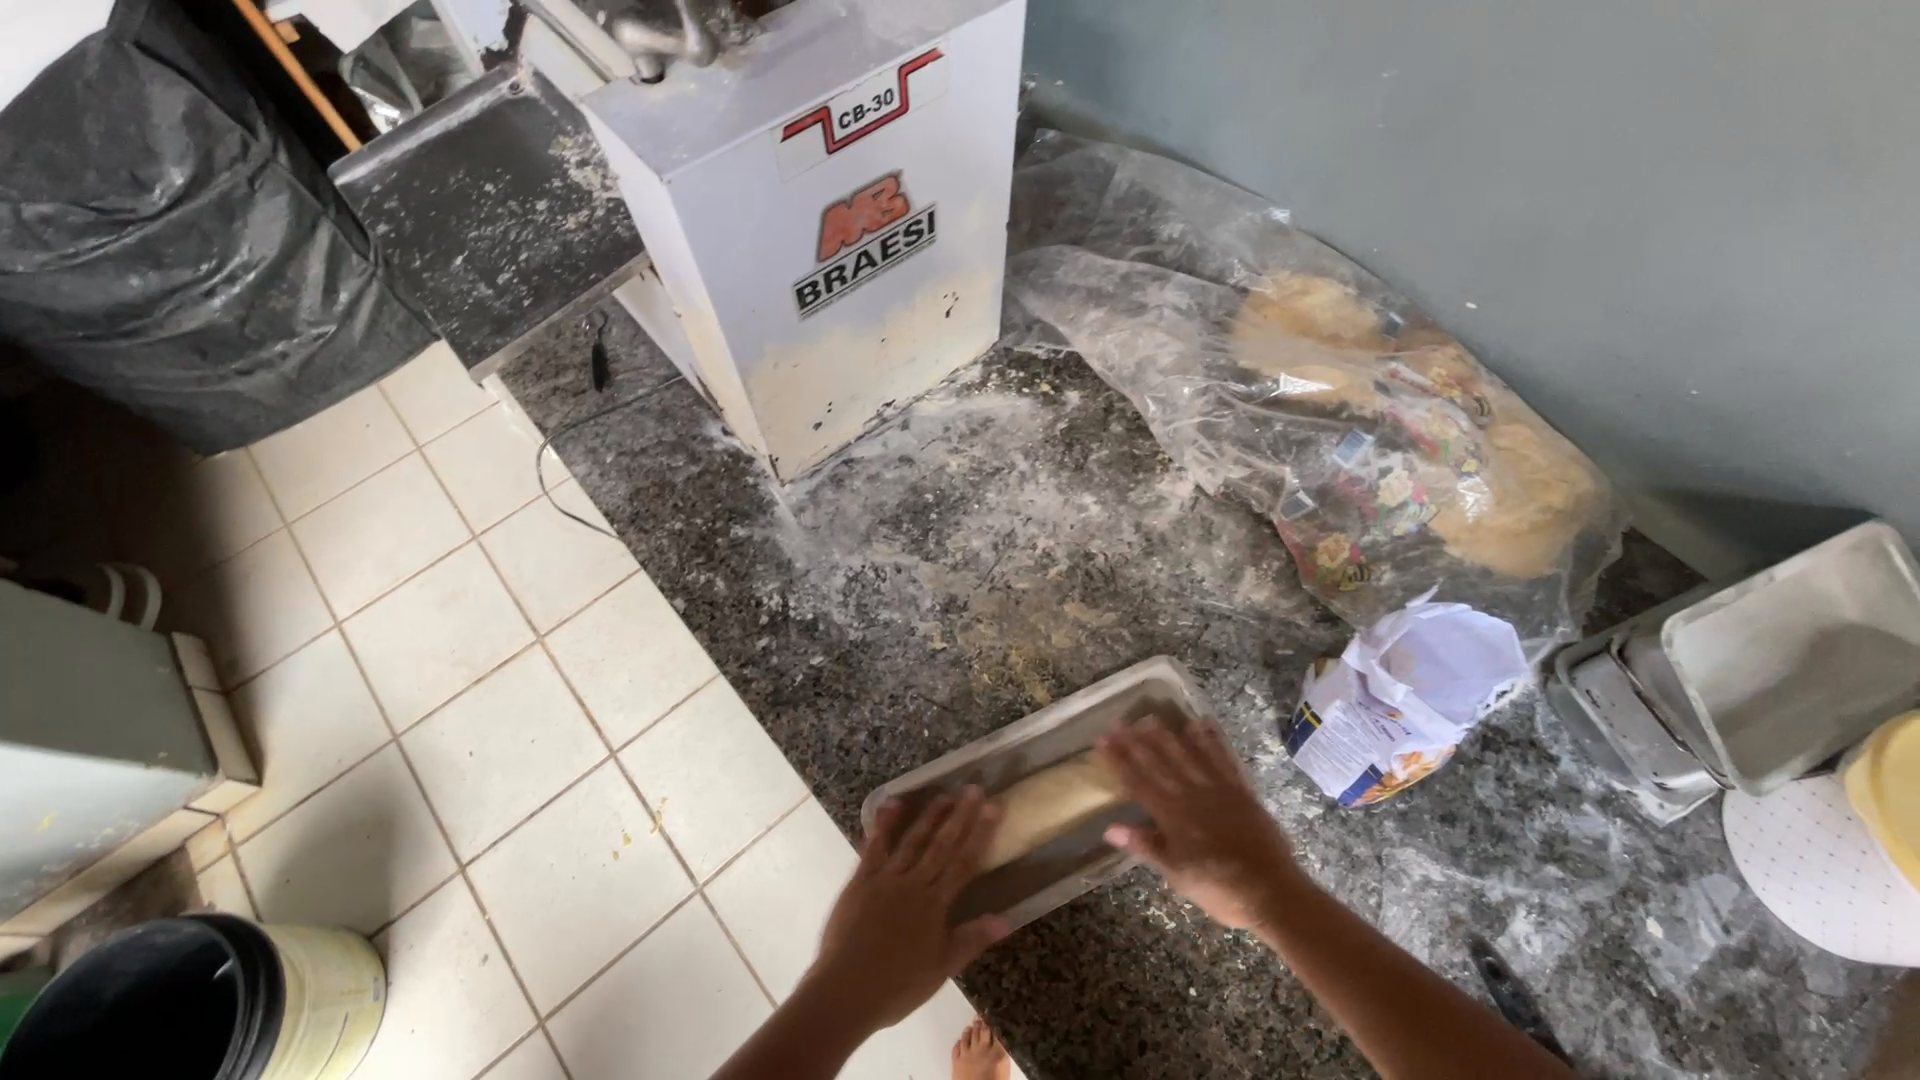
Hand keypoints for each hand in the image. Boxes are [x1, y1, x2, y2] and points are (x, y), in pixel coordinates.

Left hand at [801, 788, 1009, 1029]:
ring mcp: (885, 878)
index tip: (993, 808)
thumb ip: (971, 939)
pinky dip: (884, 824)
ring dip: (929, 816)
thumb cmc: (897, 985)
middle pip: (942, 845)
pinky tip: (892, 805)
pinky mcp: (861, 880)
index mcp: (935, 905)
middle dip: (960, 816)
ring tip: (944, 795)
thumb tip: (1005, 919)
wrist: (846, 990)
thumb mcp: (941, 968)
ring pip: (912, 841)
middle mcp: (914, 884)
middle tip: (974, 789)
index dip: (981, 834)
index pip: (964, 863)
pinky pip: (874, 847)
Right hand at [1096, 717, 1302, 930]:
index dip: (1118, 760)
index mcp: (1172, 815)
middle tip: (1120, 721)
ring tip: (1152, 717)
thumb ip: (1145, 845)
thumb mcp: (1176, 873)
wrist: (1271, 892)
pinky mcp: (1242, 791)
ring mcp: (1219, 790)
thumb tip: (1110, 828)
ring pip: (1189, 755)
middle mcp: (1192, 795)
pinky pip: (1224, 759)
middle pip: (1159, 763)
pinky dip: (1213, 740)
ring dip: (1169, 735)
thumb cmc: (1218, 888)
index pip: (1138, 782)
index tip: (1102, 740)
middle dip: (1136, 741)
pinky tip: (1203, 724)